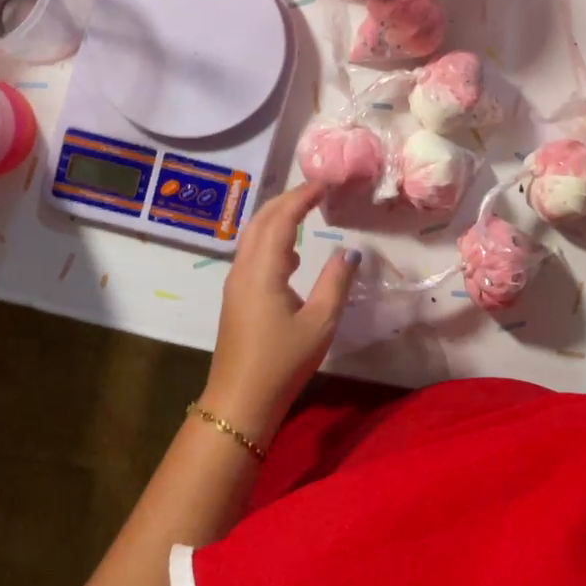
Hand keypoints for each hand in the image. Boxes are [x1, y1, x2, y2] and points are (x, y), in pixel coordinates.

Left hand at [201, 183, 360, 443]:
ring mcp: (236, 283)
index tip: (325, 184)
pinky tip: (292, 256)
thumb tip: (349, 251)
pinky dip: (271, 240)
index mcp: (263, 270)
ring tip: (305, 212)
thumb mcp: (320, 322)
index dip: (302, 197)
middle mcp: (243, 269)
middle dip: (286, 200)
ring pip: (253, 237)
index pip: (281, 219)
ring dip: (276, 218)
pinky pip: (252, 254)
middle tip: (316, 191)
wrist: (240, 401)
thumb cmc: (282, 362)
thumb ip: (335, 282)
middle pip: (260, 221)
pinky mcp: (237, 297)